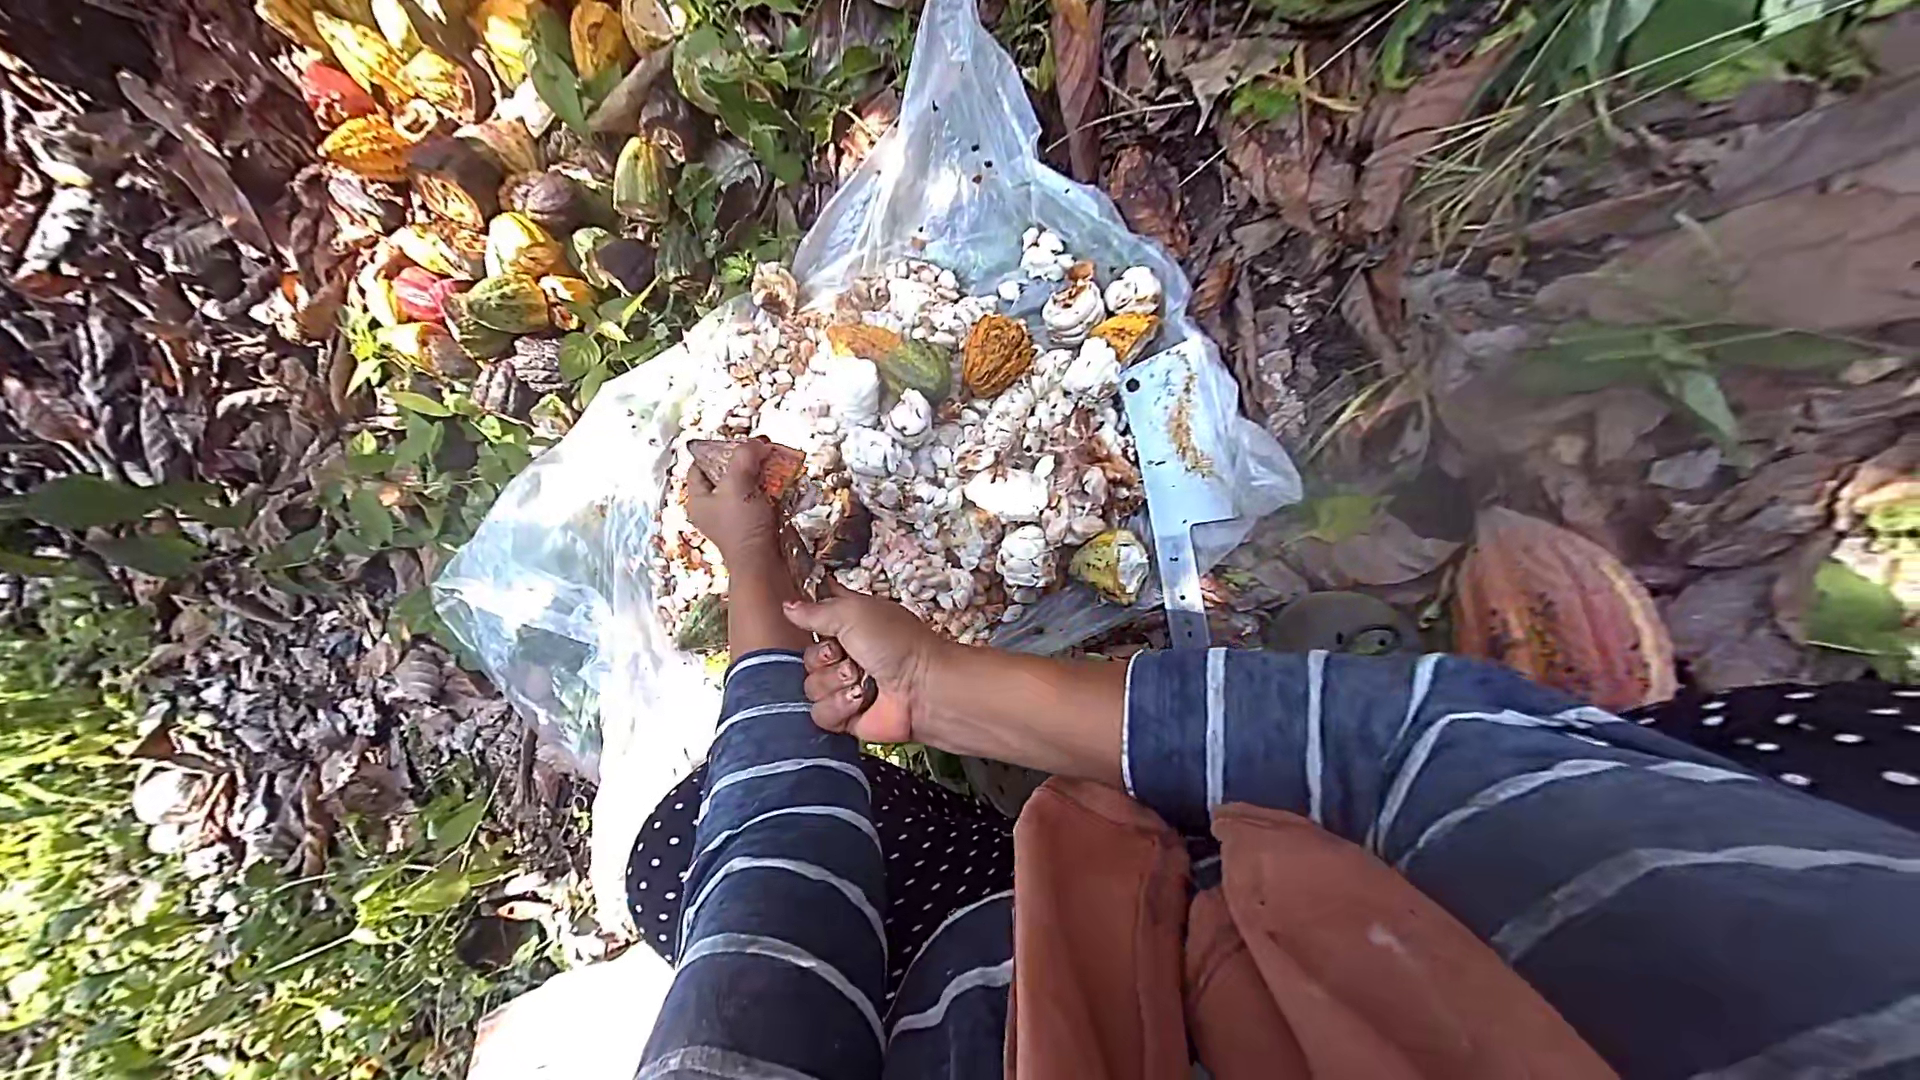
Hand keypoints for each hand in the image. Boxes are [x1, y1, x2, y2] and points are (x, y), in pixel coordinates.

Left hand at [685, 440, 778, 562]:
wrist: (763, 564)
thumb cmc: (743, 527)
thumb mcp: (738, 484)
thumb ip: (743, 457)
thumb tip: (755, 444)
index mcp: (698, 499)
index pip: (700, 465)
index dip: (717, 450)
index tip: (738, 443)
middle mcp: (713, 509)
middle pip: (726, 474)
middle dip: (744, 461)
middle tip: (761, 451)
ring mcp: (734, 519)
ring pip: (746, 487)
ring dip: (761, 475)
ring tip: (776, 464)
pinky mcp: (753, 527)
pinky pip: (760, 501)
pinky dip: (770, 491)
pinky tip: (783, 485)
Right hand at [785, 588, 946, 744]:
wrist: (921, 689)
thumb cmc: (895, 642)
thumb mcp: (852, 613)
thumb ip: (816, 611)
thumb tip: (788, 606)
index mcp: (850, 622)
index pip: (818, 615)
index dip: (810, 618)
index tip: (811, 620)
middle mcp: (847, 652)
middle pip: (807, 655)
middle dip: (823, 657)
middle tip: (846, 656)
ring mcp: (846, 685)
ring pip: (810, 686)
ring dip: (834, 683)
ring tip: (860, 680)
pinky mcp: (846, 715)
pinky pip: (820, 713)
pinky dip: (840, 706)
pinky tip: (861, 701)